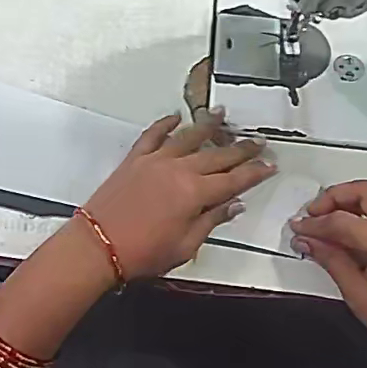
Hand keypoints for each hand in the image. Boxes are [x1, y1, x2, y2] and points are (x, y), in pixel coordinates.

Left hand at [79, 111, 274, 278]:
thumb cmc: (139, 252)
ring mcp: (154, 162)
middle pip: (217, 155)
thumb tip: (232, 207)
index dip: (254, 172)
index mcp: (195, 194)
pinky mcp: (134, 160)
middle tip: (257, 142)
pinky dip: (164, 124)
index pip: (234, 179)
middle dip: (240, 149)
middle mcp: (177, 171)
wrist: (98, 245)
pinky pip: (152, 135)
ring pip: (188, 137)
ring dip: (208, 126)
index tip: (268, 166)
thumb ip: (210, 221)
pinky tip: (174, 117)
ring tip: (223, 116)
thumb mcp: (185, 246)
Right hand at [289, 181, 366, 367]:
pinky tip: (358, 222)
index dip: (315, 224)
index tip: (299, 229)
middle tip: (314, 214)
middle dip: (335, 197)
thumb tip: (311, 241)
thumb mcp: (358, 296)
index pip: (344, 221)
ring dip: (357, 195)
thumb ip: (332, 260)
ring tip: (334, 213)